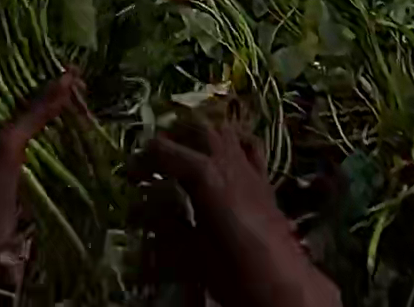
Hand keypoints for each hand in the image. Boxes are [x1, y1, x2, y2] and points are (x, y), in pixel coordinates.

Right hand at [144, 116, 340, 306]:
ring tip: (185, 147)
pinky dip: (234, 140)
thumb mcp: (190, 252)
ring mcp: (248, 165)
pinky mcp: (263, 177)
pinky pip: (249, 145)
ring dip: (201, 133)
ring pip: (222, 129)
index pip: (166, 149)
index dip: (144, 157)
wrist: (283, 285)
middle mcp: (227, 159)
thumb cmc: (233, 271)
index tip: (130, 170)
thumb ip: (167, 225)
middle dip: (172, 135)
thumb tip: (141, 208)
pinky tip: (226, 149)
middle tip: (154, 155)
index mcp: (204, 174)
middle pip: (196, 127)